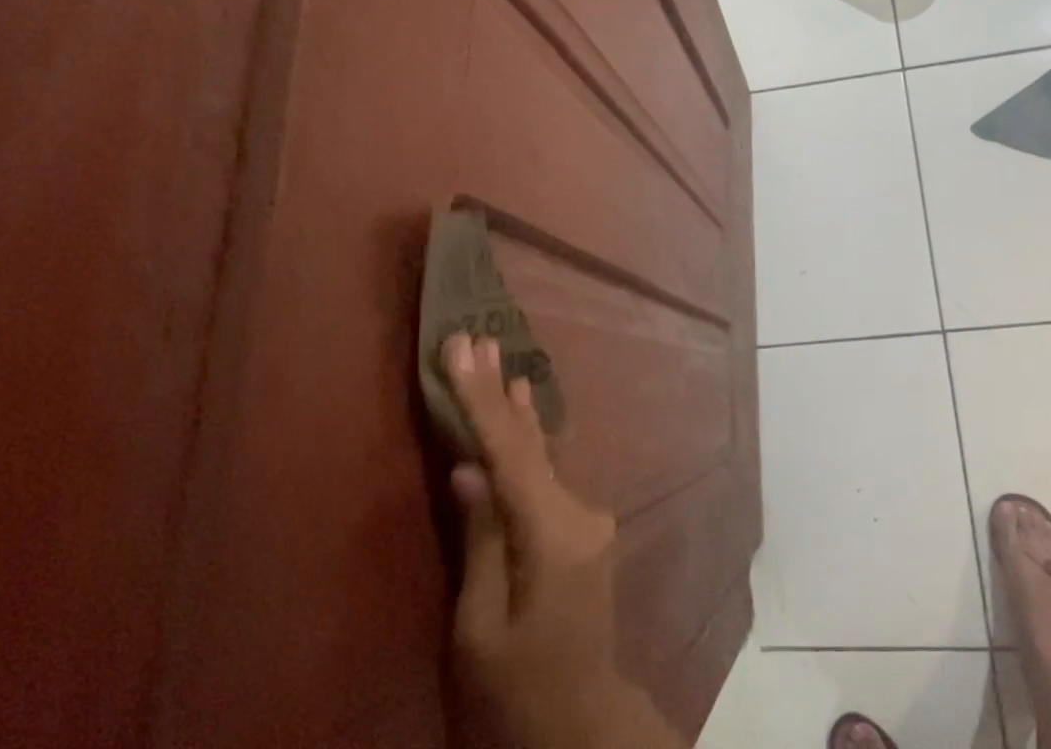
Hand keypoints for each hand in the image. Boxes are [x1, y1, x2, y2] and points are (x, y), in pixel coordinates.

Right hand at [446, 333, 619, 743]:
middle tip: (478, 339)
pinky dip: (527, 446)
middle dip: (499, 394)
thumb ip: (481, 538)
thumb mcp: (480, 624)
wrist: (582, 719)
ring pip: (543, 458)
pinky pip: (548, 479)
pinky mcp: (585, 533)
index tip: (461, 349)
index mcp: (553, 536)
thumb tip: (469, 470)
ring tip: (499, 364)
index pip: (508, 455)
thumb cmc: (518, 683)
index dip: (480, 400)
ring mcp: (589, 522)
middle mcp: (582, 515)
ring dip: (515, 414)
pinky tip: (522, 415)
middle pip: (532, 446)